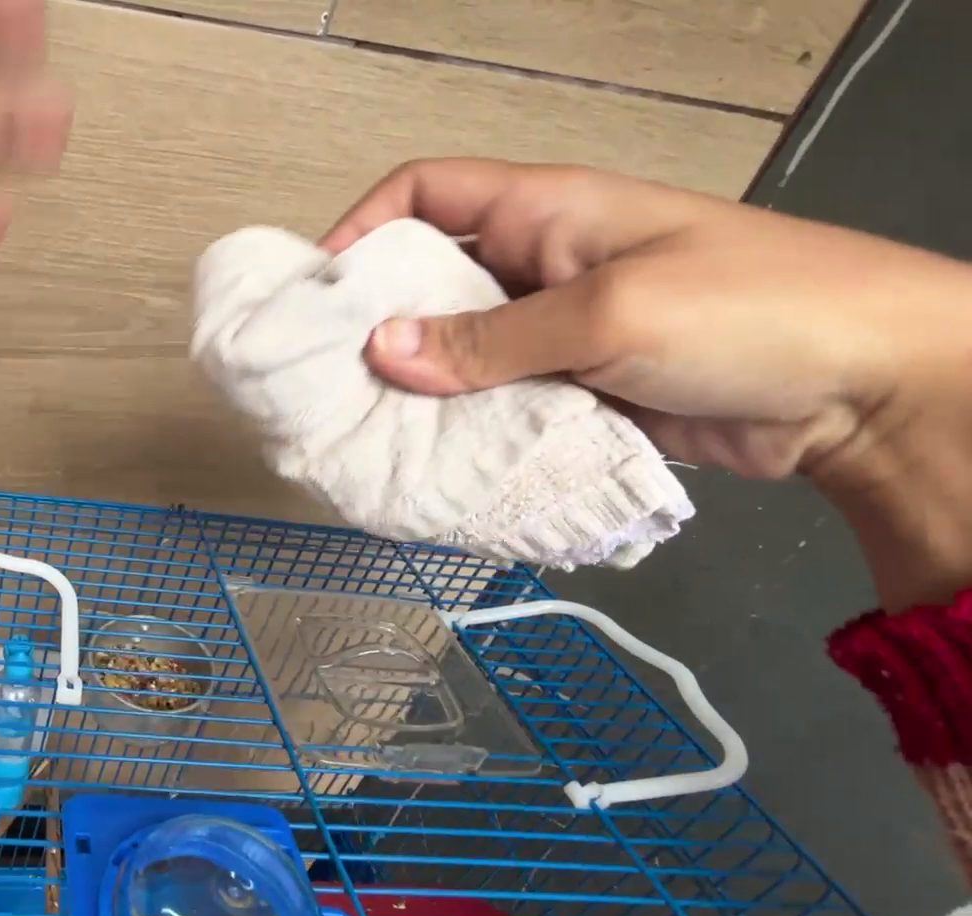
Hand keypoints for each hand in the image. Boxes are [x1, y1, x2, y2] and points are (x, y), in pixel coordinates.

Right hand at [323, 158, 971, 609]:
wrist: (870, 393)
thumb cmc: (757, 312)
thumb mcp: (608, 314)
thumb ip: (488, 339)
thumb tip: (378, 350)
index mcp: (545, 213)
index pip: (426, 194)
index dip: (362, 226)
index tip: (317, 286)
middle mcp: (535, 266)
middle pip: (424, 280)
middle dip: (370, 320)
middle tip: (320, 373)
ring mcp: (546, 331)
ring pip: (448, 349)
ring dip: (407, 383)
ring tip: (357, 422)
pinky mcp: (561, 388)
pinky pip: (483, 399)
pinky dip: (449, 422)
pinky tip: (418, 450)